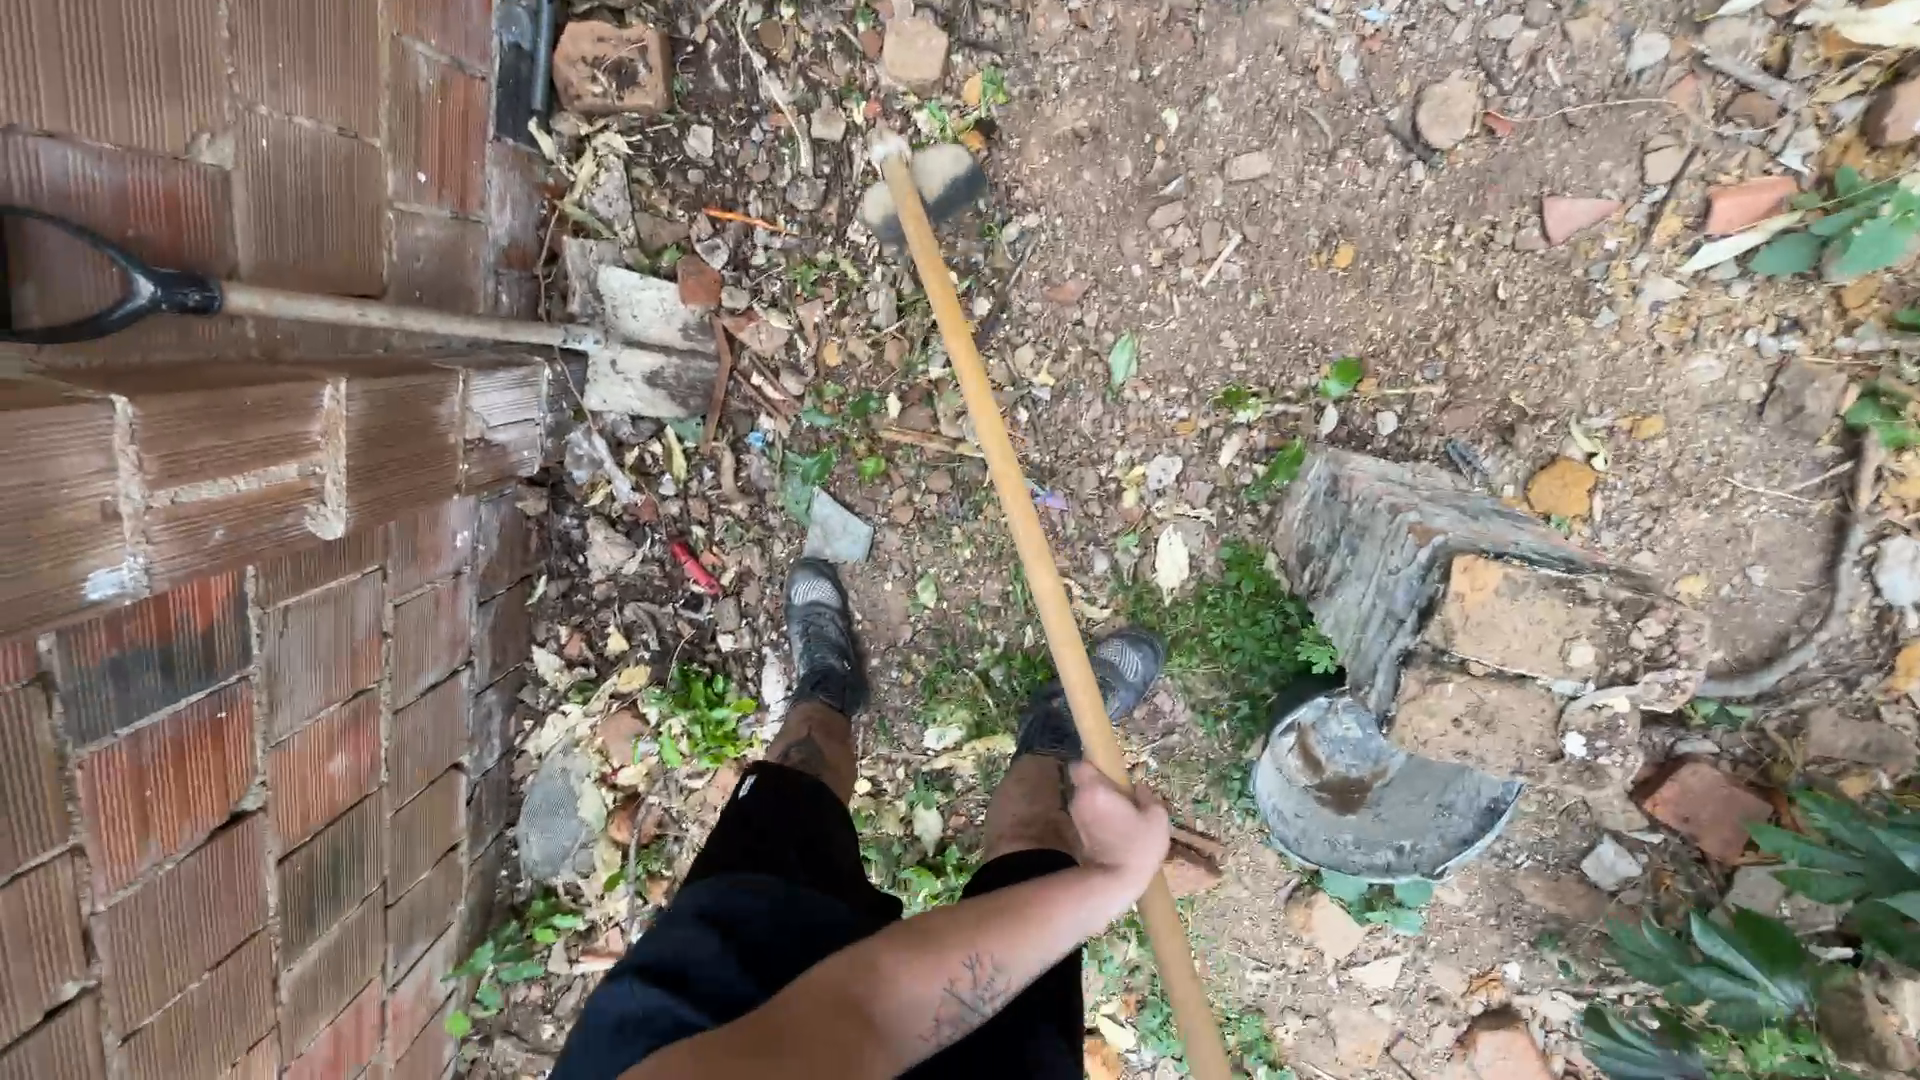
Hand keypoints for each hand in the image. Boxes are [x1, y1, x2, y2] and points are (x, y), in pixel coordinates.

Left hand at [1067, 760, 1169, 898]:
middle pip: (1085, 783)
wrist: (1115, 882)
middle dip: (1101, 786)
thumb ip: (1148, 797)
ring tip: (1123, 817)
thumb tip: (1140, 787)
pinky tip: (1116, 831)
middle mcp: (1079, 799)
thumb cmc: (1137, 846)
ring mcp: (1076, 817)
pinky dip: (1099, 819)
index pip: (1080, 765)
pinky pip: (1088, 816)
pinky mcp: (1077, 834)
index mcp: (1094, 789)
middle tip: (1123, 797)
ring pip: (1087, 800)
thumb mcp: (1156, 819)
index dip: (1093, 765)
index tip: (1111, 773)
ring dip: (1100, 804)